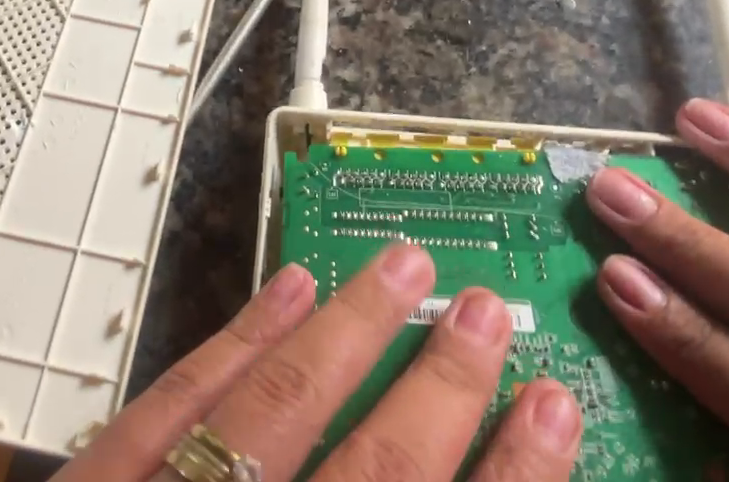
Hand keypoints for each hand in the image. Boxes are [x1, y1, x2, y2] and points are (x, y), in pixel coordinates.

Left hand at [53, 245, 581, 481]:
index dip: (508, 478)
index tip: (551, 412)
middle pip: (373, 472)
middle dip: (439, 388)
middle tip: (490, 314)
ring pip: (275, 408)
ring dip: (348, 332)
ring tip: (404, 268)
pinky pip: (177, 400)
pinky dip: (240, 338)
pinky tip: (287, 288)